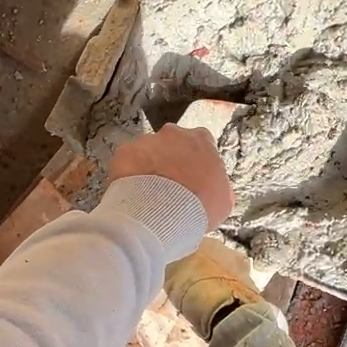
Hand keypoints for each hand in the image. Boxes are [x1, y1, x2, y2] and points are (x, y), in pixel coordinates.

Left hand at [109, 126, 234, 228]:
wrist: (164, 213)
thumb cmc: (200, 206)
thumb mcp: (223, 200)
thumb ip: (219, 187)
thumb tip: (216, 189)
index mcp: (201, 140)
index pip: (199, 144)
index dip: (194, 163)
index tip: (191, 179)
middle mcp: (173, 133)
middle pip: (170, 144)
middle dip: (169, 161)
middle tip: (168, 187)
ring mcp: (146, 141)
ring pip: (146, 153)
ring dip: (147, 169)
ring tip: (147, 195)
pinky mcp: (124, 152)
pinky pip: (126, 163)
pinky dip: (127, 176)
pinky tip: (131, 195)